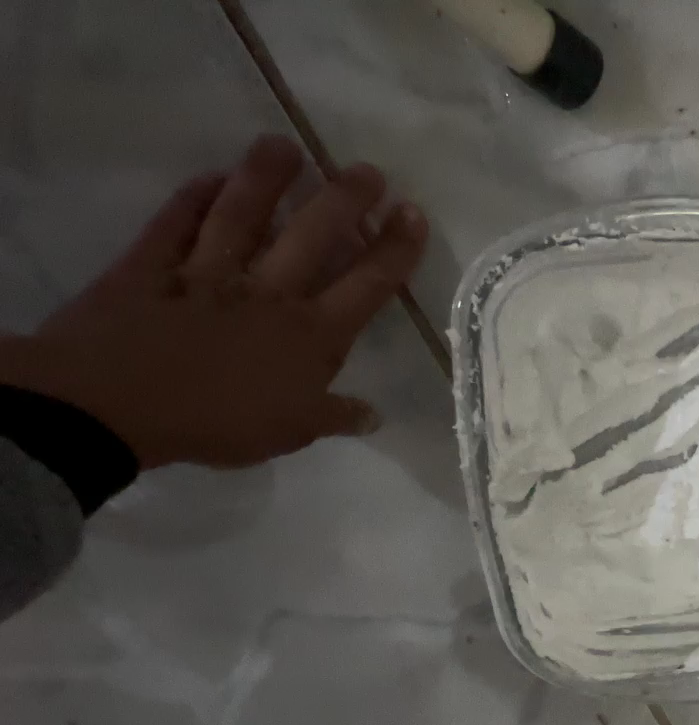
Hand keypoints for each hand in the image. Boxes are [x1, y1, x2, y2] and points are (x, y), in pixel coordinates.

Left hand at [2, 134, 428, 469]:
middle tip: (366, 170)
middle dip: (344, 200)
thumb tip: (373, 415)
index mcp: (314, 334)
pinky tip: (211, 178)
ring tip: (284, 145)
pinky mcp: (149, 268)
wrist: (111, 408)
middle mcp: (270, 294)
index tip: (413, 213)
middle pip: (314, 237)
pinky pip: (174, 225)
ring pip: (243, 218)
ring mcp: (208, 275)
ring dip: (266, 179)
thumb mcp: (295, 430)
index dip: (395, 248)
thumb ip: (337, 415)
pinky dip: (193, 199)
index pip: (369, 284)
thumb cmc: (220, 421)